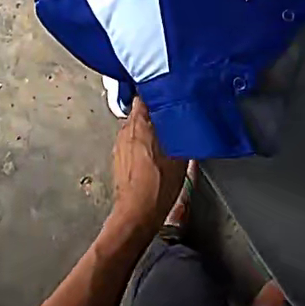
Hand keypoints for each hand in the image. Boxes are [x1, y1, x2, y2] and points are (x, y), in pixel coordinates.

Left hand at [106, 99, 185, 240]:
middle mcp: (126, 130)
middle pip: (140, 110)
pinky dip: (143, 141)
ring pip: (136, 126)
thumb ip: (179, 130)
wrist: (137, 214)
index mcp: (140, 123)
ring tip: (167, 133)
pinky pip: (132, 140)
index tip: (171, 91)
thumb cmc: (159, 184)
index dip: (159, 91)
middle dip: (155, 110)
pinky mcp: (119, 158)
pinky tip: (156, 151)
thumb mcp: (180, 154)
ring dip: (149, 126)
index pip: (145, 95)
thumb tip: (185, 117)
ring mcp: (120, 145)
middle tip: (173, 113)